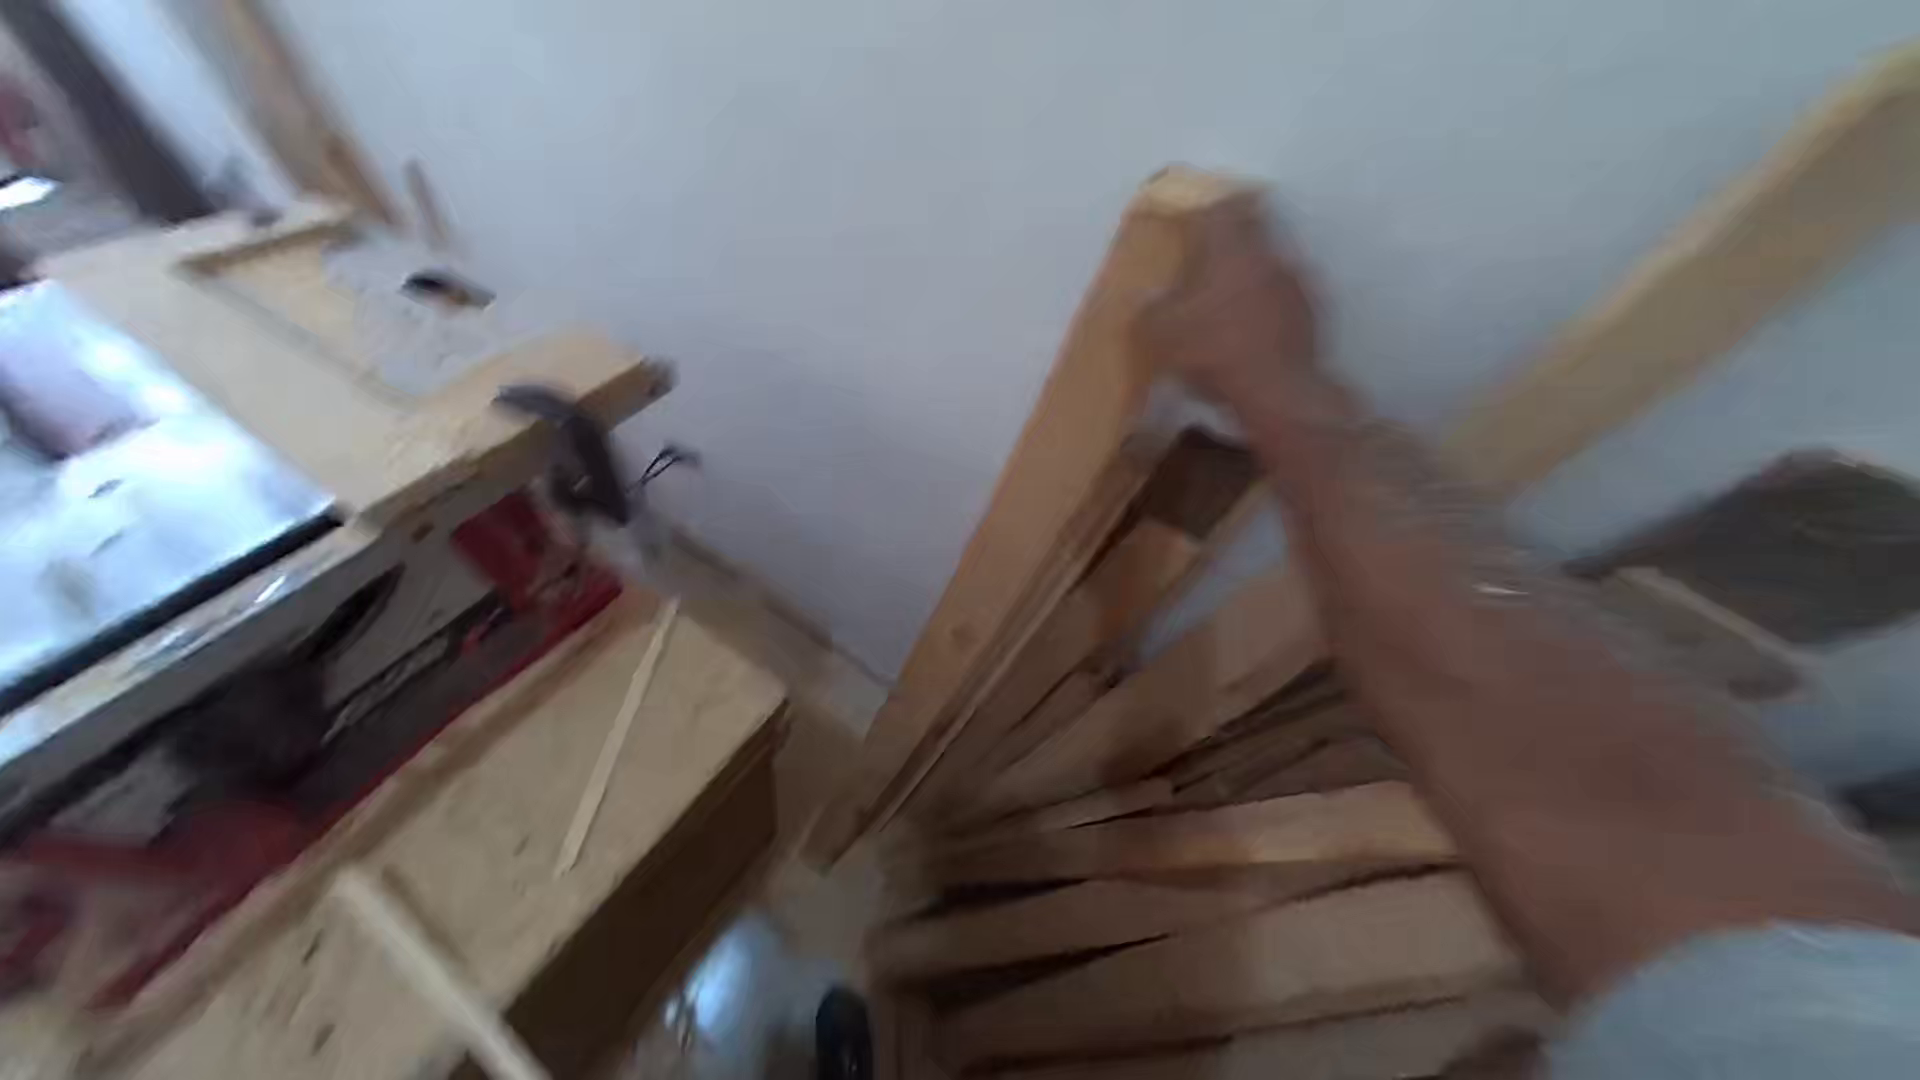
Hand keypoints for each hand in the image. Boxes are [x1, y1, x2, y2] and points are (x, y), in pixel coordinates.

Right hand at [1139, 193, 1324, 404]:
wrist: (1276, 391)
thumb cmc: (1212, 351)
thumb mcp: (1158, 335)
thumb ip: (1149, 311)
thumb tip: (1148, 303)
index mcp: (1230, 247)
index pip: (1220, 207)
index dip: (1202, 211)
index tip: (1189, 221)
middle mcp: (1269, 254)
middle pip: (1248, 232)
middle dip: (1225, 245)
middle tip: (1203, 264)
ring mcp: (1296, 283)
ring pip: (1266, 266)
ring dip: (1246, 279)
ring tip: (1223, 306)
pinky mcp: (1311, 315)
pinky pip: (1280, 300)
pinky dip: (1262, 310)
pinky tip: (1245, 336)